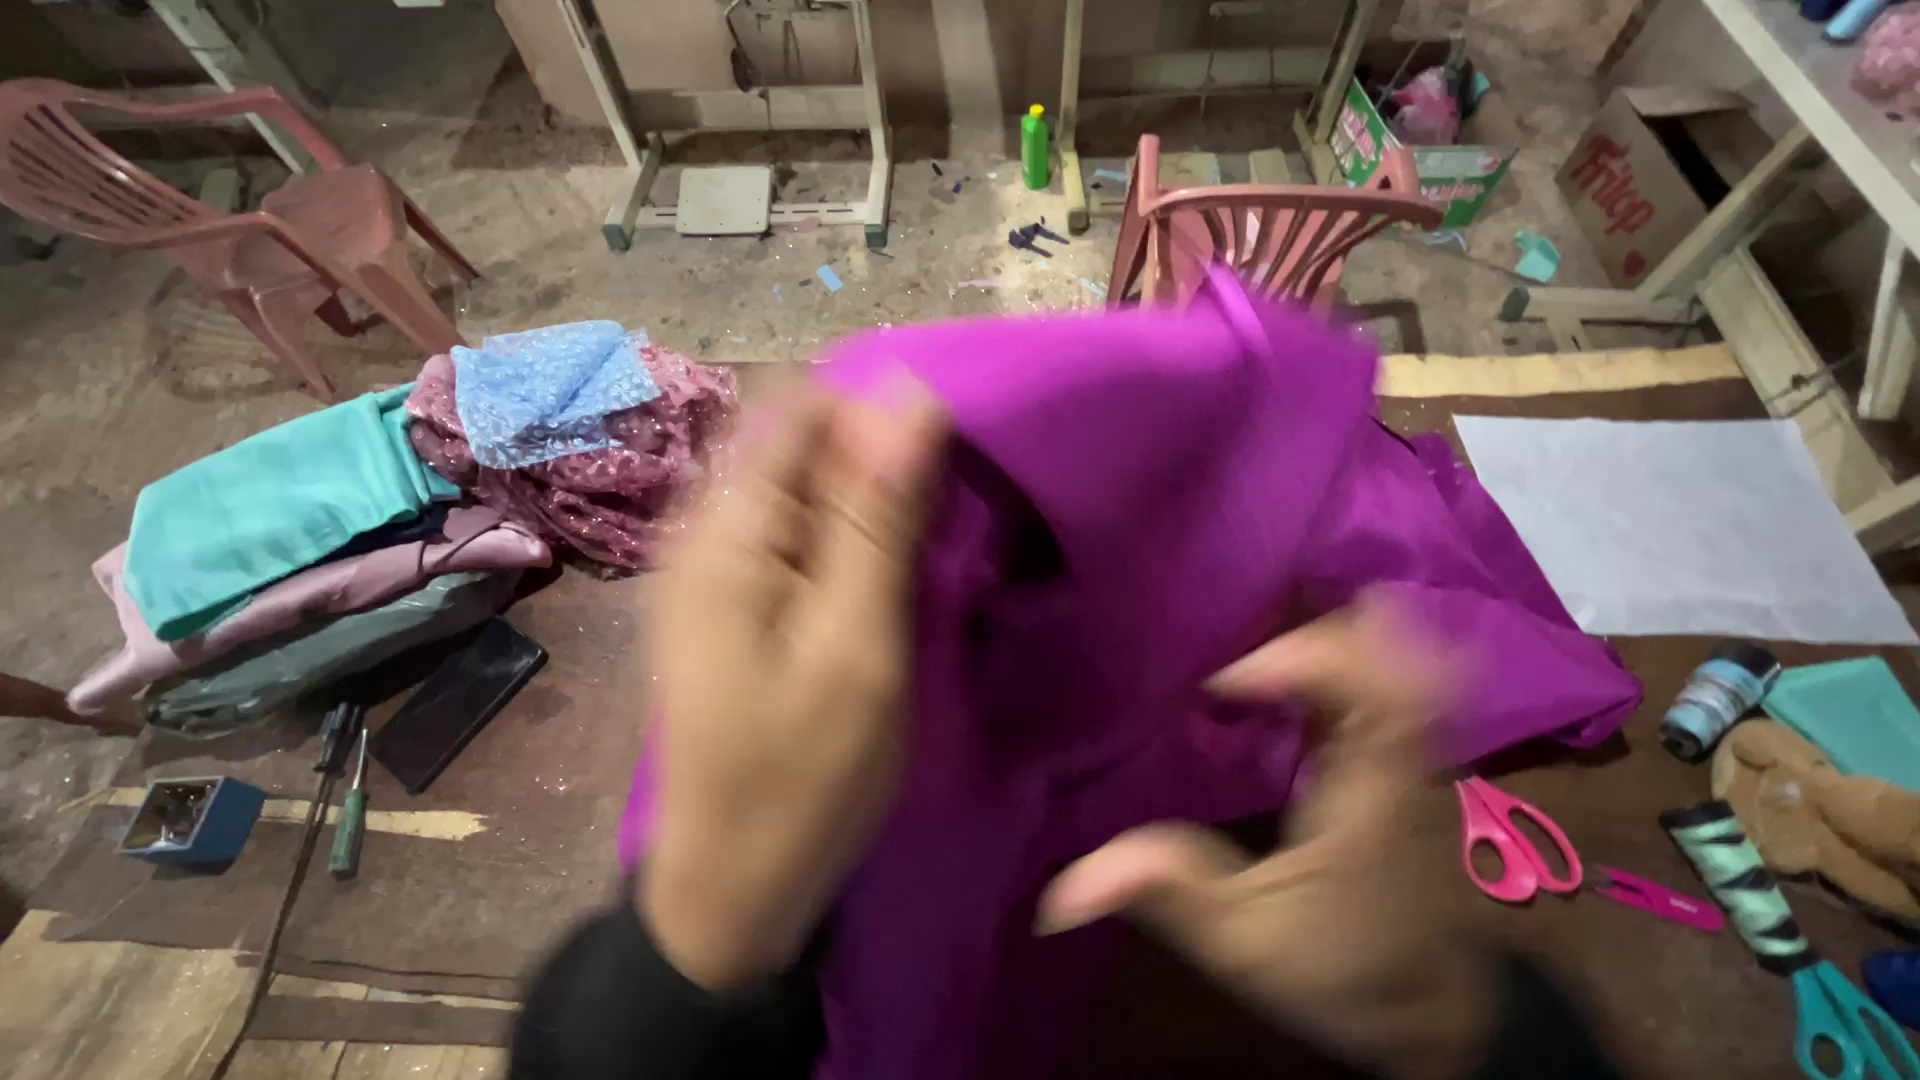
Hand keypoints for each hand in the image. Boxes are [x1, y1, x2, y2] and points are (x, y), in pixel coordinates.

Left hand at [642, 377, 945, 990]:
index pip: (801, 403)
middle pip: (799, 439)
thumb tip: (911, 396)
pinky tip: (885, 578)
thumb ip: (878, 518)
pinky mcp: (733, 598)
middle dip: (876, 459)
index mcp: (725, 529)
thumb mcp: (858, 645)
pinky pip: (797, 531)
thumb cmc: (804, 776)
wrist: (735, 884)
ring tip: (921, 550)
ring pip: (804, 484)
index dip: (878, 413)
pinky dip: (848, 536)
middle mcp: (704, 527)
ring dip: (868, 499)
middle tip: (937, 523)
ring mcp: (714, 565)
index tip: (942, 464)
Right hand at [1037, 597, 1497, 1079]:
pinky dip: (1349, 657)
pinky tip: (1294, 672)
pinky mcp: (1412, 761)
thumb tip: (1063, 890)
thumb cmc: (1342, 972)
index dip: (1301, 658)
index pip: (1375, 689)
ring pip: (1409, 657)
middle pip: (1403, 651)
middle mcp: (1407, 759)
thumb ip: (1163, 896)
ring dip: (1338, 634)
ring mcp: (1420, 756)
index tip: (1223, 683)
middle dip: (1323, 624)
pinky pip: (1396, 679)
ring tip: (1266, 639)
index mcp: (1371, 793)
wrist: (1439, 1015)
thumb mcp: (1240, 941)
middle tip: (1246, 631)